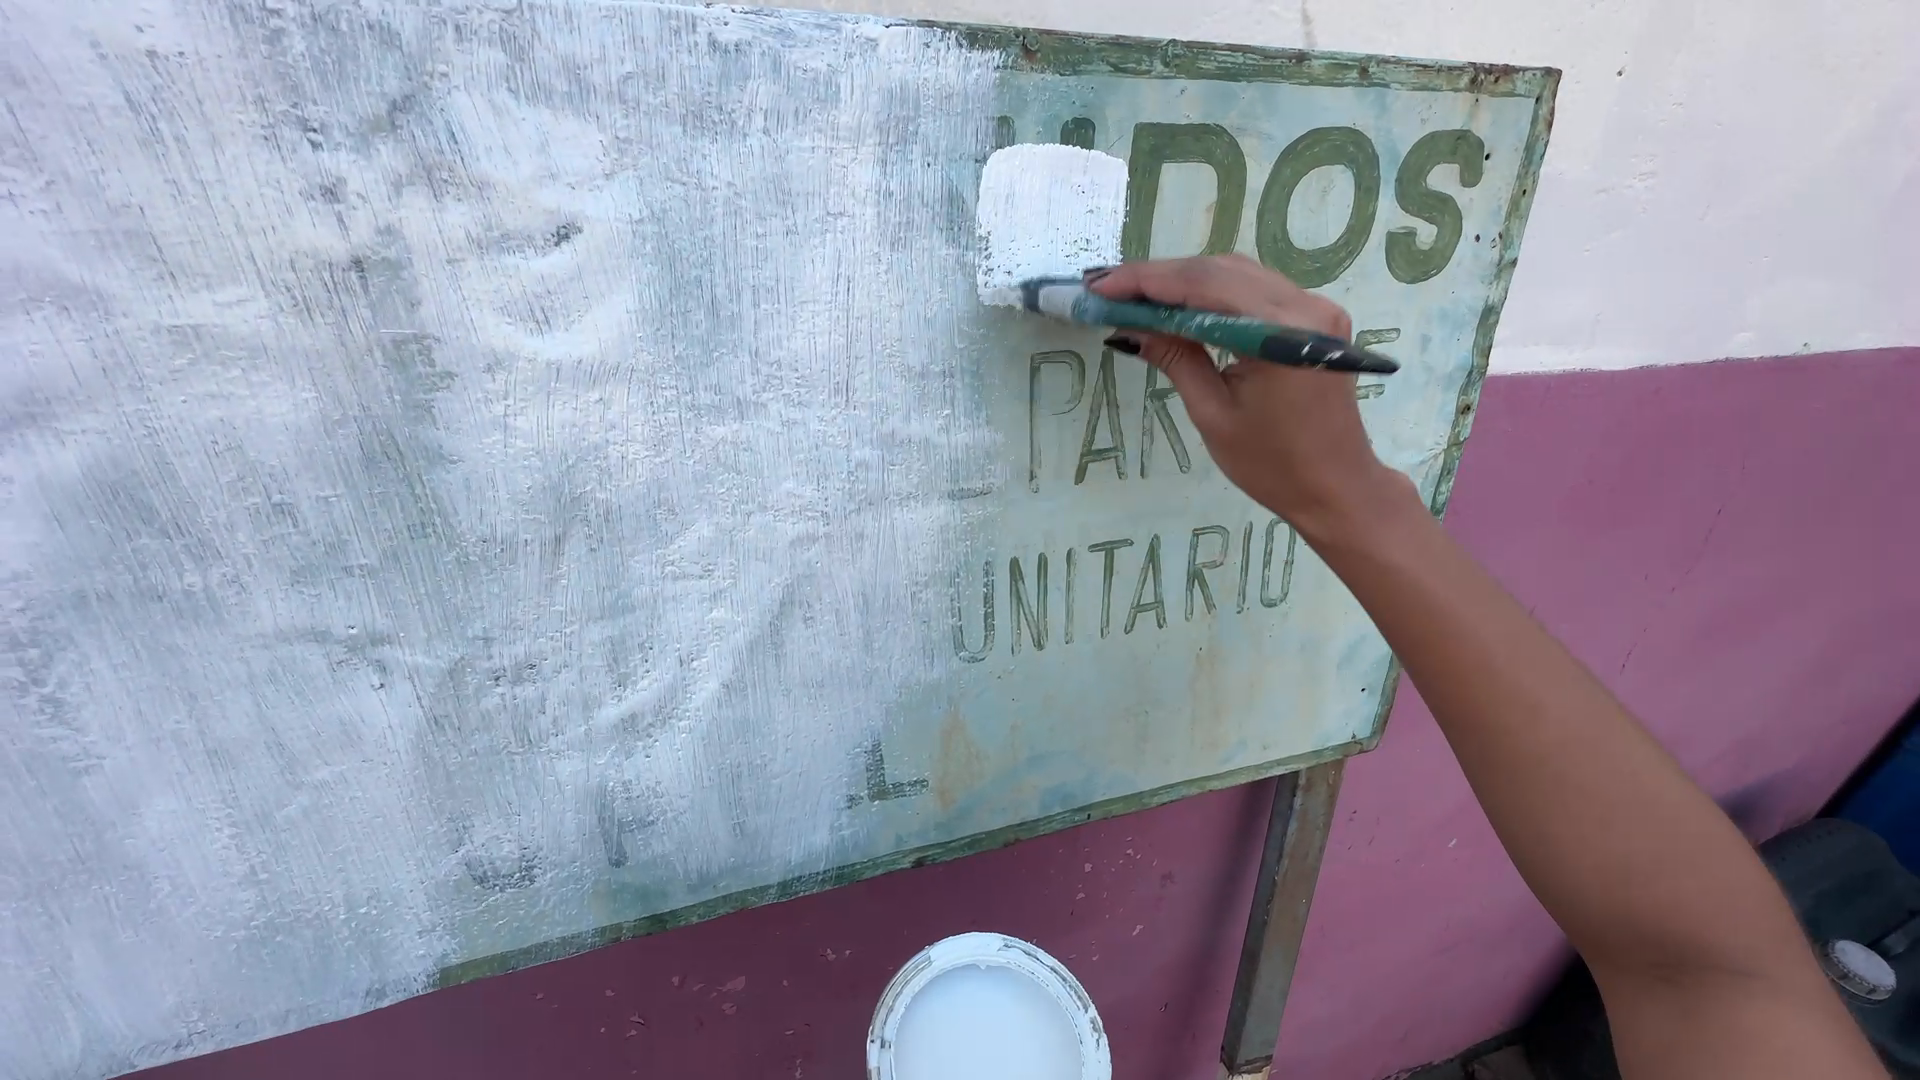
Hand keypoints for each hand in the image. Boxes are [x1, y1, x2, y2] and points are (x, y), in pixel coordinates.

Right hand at [1086, 255, 1411, 537]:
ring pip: (1236, 274)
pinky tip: (1177, 304)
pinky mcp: (1315, 318)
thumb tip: (1128, 329)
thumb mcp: (1212, 413)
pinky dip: (1211, 293)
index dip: (1146, 281)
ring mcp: (1316, 307)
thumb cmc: (1272, 465)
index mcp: (1281, 332)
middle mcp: (1305, 305)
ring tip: (1133, 296)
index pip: (1202, 286)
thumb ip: (1176, 358)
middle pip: (1219, 270)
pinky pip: (1254, 290)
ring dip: (1183, 281)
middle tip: (1107, 290)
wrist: (1336, 487)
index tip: (1099, 287)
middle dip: (1159, 277)